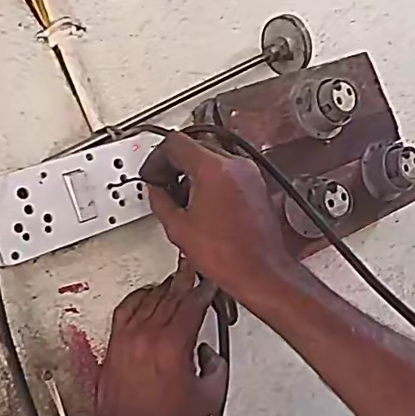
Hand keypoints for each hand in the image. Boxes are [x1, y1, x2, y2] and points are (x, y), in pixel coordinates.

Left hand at [93, 259, 230, 415]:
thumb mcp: (208, 397)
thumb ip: (218, 368)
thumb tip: (211, 354)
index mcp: (174, 344)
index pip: (193, 304)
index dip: (205, 291)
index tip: (211, 285)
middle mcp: (150, 334)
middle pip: (172, 295)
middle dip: (187, 279)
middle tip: (194, 266)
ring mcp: (130, 335)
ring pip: (151, 298)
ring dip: (167, 286)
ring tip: (177, 278)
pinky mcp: (116, 340)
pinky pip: (128, 307)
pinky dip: (140, 296)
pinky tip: (148, 294)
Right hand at [147, 133, 303, 305]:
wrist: (260, 272)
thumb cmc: (229, 256)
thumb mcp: (179, 228)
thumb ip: (161, 201)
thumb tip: (156, 191)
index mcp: (213, 169)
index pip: (177, 143)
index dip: (158, 156)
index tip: (154, 171)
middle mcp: (236, 166)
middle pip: (196, 147)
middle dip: (177, 165)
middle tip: (164, 183)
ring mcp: (251, 175)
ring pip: (214, 160)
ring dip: (195, 173)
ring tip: (184, 199)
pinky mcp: (258, 187)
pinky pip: (229, 173)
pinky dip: (213, 182)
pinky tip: (204, 205)